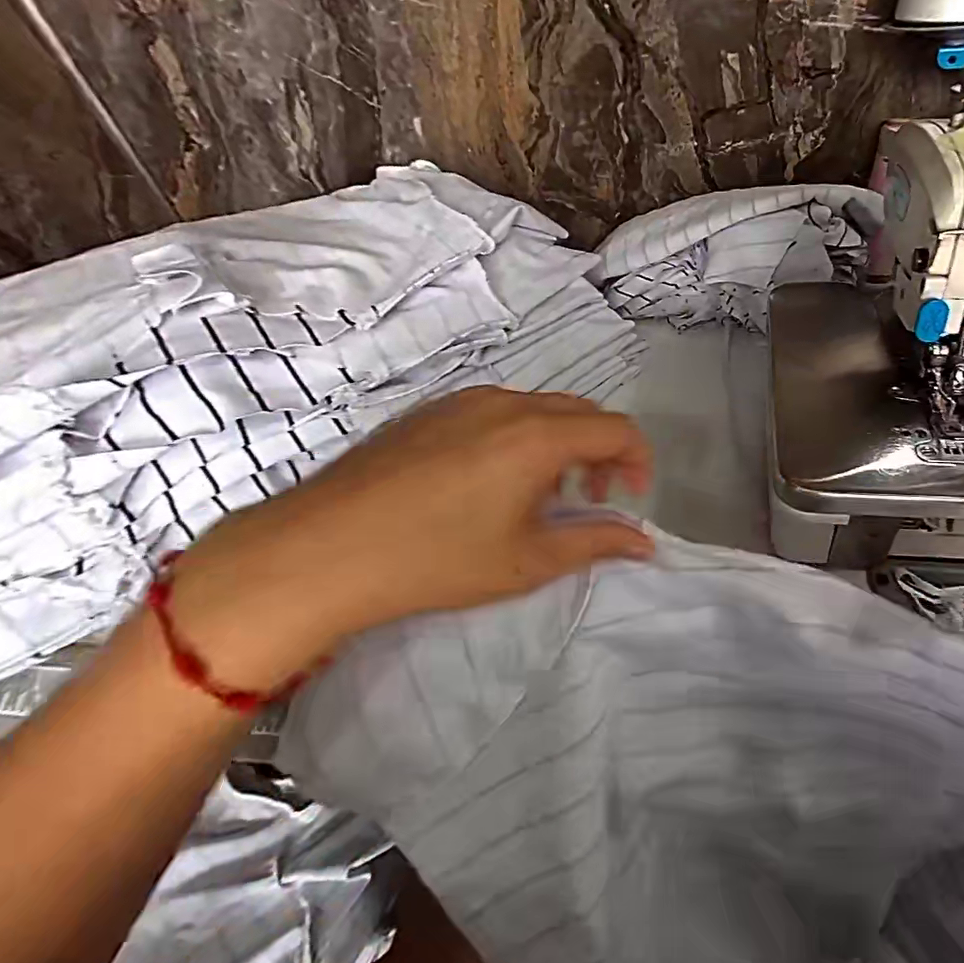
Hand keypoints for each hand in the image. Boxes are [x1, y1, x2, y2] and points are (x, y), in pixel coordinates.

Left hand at [164, 387, 653, 688]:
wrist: (318, 551)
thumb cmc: (437, 560)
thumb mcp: (530, 560)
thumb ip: (597, 542)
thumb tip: (645, 542)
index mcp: (539, 435)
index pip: (617, 429)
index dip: (639, 460)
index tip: (631, 498)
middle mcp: (506, 404)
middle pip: (581, 413)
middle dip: (603, 452)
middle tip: (591, 499)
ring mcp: (462, 402)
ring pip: (539, 409)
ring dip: (562, 444)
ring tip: (543, 495)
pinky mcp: (428, 412)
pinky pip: (498, 411)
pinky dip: (522, 438)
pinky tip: (493, 483)